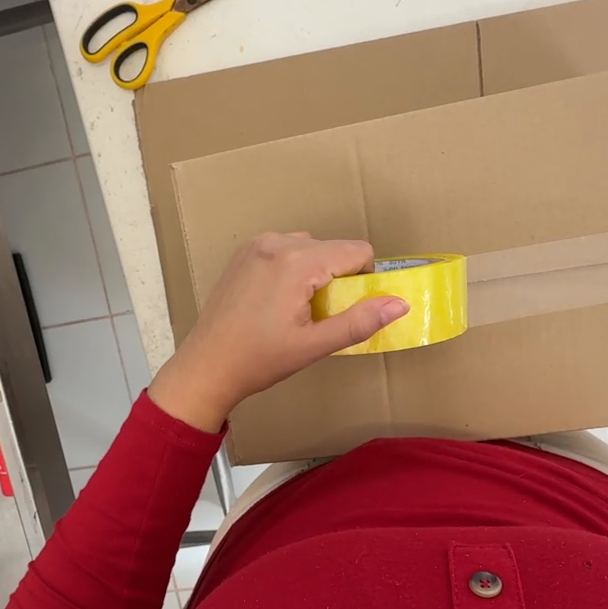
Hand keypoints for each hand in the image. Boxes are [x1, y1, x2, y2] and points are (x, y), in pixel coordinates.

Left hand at [149, 232, 409, 430]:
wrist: (207, 366)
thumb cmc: (259, 359)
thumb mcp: (314, 345)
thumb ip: (359, 322)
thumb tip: (400, 303)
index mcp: (297, 262)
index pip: (357, 250)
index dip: (362, 279)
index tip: (343, 310)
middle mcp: (277, 242)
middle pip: (333, 248)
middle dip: (336, 279)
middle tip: (315, 317)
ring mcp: (257, 245)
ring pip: (310, 247)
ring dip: (315, 273)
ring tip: (294, 311)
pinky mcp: (244, 253)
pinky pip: (285, 250)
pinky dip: (292, 270)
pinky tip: (275, 303)